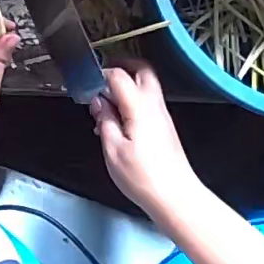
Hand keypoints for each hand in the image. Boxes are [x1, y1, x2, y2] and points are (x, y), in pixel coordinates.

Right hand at [90, 62, 203, 212]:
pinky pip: (149, 102)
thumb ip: (104, 121)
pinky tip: (120, 120)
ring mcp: (162, 115)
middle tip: (103, 76)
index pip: (118, 75)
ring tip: (108, 102)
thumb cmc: (146, 179)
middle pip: (141, 69)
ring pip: (147, 85)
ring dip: (127, 85)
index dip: (100, 74)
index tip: (88, 84)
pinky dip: (134, 101)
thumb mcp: (113, 150)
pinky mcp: (165, 126)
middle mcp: (155, 105)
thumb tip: (98, 104)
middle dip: (121, 67)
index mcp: (139, 106)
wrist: (175, 196)